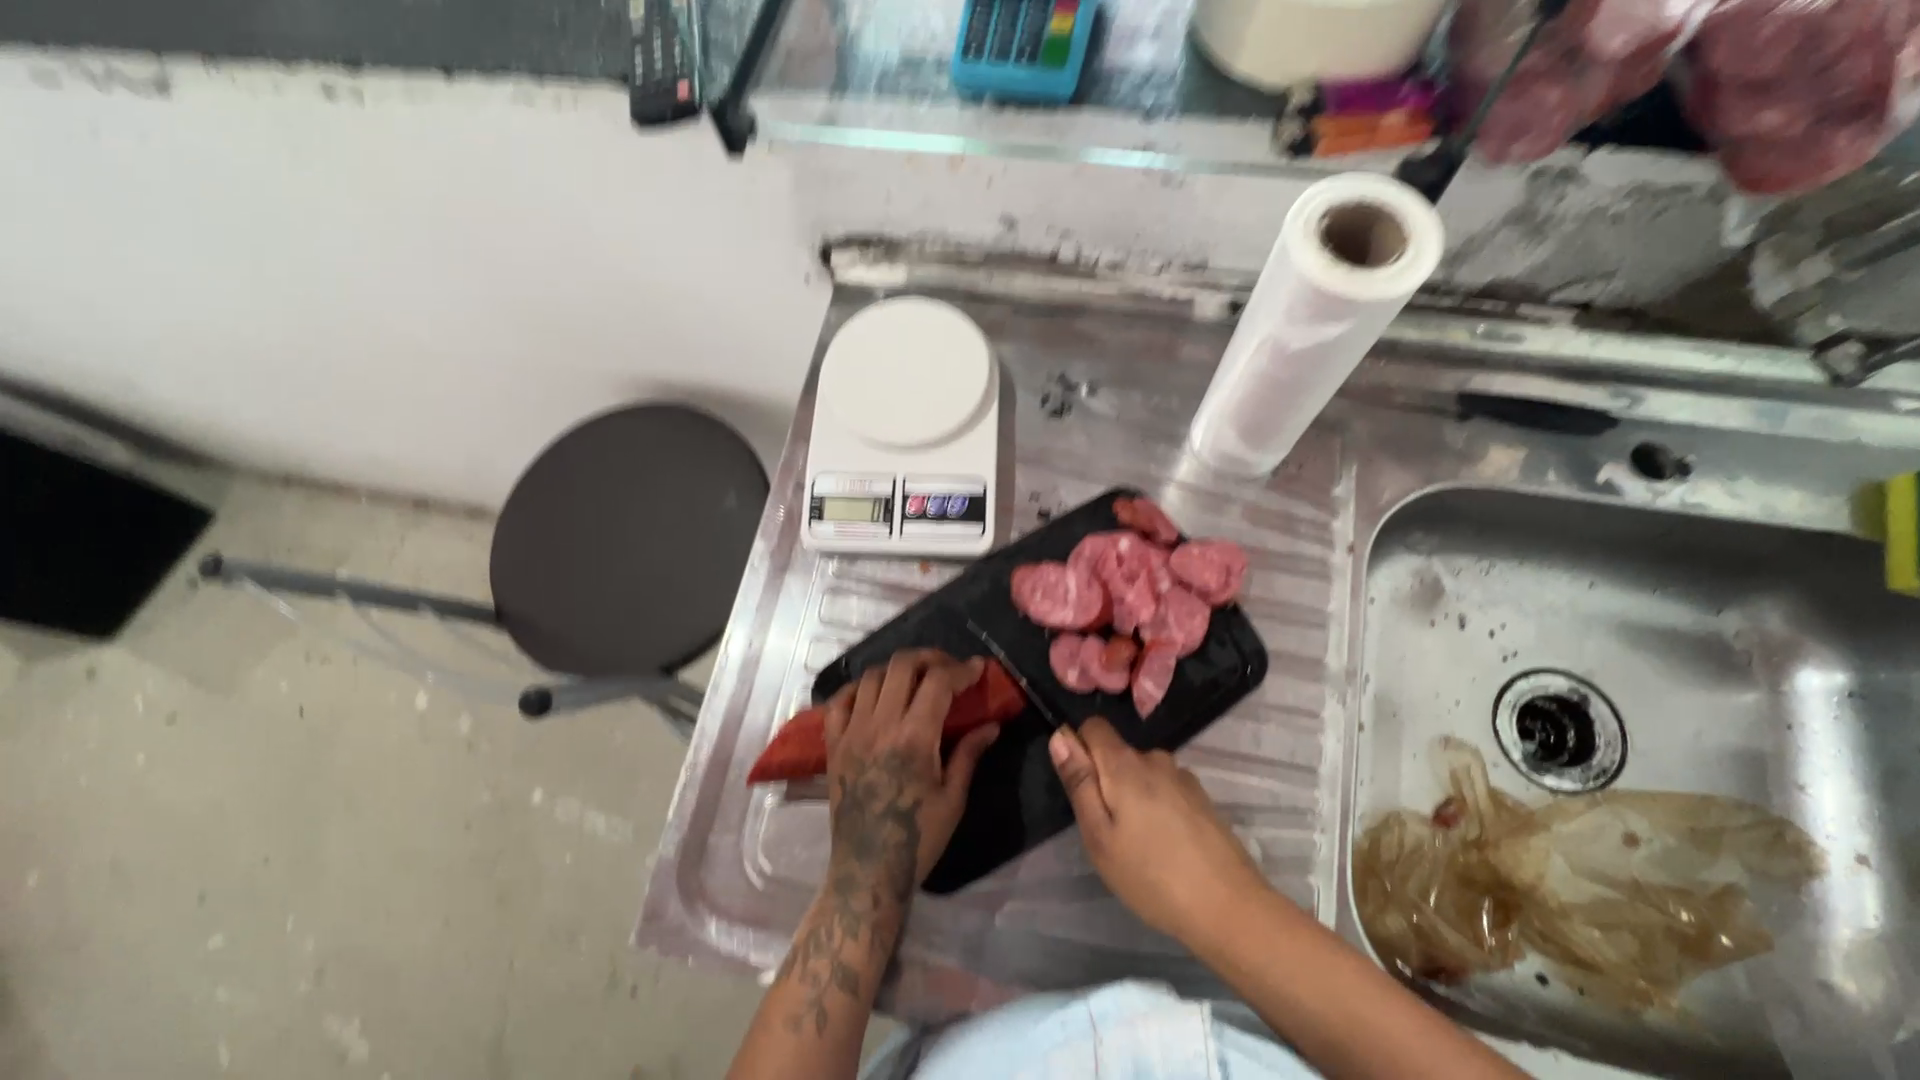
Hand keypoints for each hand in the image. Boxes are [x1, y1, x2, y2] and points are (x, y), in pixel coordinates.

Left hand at [823, 649, 998, 896]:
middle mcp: (879, 726)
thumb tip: (991, 725)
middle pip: (901, 666)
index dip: (960, 668)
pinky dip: (856, 689)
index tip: (977, 669)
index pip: (937, 681)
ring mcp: (851, 733)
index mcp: (914, 738)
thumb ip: (969, 754)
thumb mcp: (953, 797)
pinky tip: (873, 696)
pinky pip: (838, 702)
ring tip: (915, 680)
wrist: (868, 869)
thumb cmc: (919, 838)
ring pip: (870, 677)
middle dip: (930, 658)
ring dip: (897, 670)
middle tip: (948, 668)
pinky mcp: (833, 745)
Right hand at [1050, 717, 1268, 941]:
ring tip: (1139, 844)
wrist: (1227, 906)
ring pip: (1143, 774)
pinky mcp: (1202, 799)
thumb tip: (1061, 736)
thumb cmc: (1150, 875)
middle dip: (1106, 782)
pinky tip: (1166, 846)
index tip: (1080, 790)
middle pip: (1118, 754)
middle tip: (1109, 833)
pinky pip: (1165, 789)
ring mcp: (1183, 778)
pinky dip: (1157, 808)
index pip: (1093, 727)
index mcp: (1125, 765)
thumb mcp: (1099, 836)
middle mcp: (1156, 759)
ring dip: (1133, 797)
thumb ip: (1079, 782)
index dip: (1079, 749)